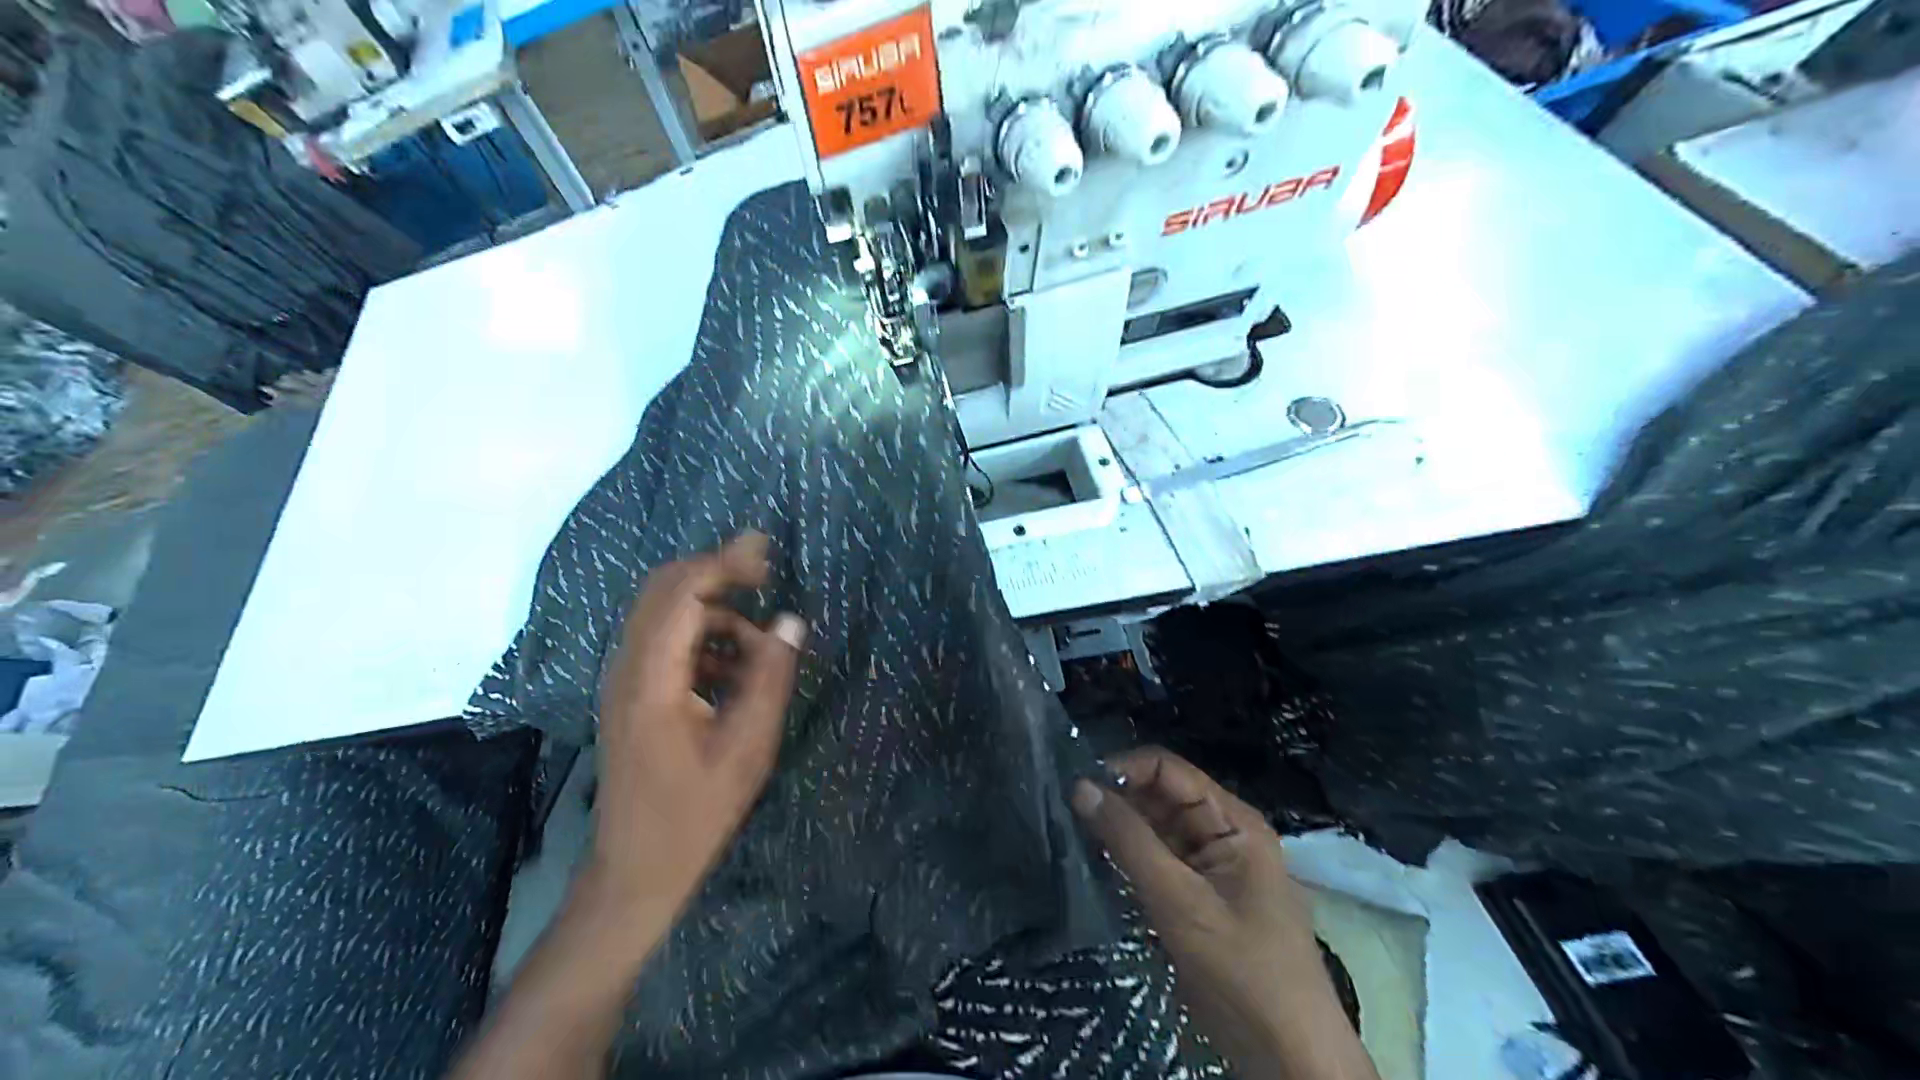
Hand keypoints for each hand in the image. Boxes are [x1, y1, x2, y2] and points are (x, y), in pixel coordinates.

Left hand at [587, 532, 805, 944]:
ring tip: (763, 641)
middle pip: (663, 589)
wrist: (636, 870)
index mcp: (651, 677)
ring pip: (665, 614)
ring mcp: (625, 680)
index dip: (724, 563)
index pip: (680, 592)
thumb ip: (770, 678)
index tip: (768, 555)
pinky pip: (667, 643)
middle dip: (716, 573)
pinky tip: (738, 671)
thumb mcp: (747, 747)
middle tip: (766, 575)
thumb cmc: (695, 814)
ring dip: (715, 611)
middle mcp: (627, 667)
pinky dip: (704, 639)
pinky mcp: (632, 694)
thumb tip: (791, 620)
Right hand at [1072, 748, 1377, 1079]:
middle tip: (1066, 813)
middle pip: (1160, 796)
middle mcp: (1221, 832)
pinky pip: (1157, 860)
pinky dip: (1128, 858)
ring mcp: (1210, 865)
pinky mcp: (1197, 896)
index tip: (1076, 787)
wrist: (1290, 1060)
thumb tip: (1079, 786)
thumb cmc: (1243, 971)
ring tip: (1071, 834)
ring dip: (1118, 829)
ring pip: (1155, 828)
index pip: (1167, 770)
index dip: (1122, 770)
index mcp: (1231, 821)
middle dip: (1116, 800)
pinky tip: (1094, 863)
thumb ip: (1128, 840)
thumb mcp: (1179, 902)